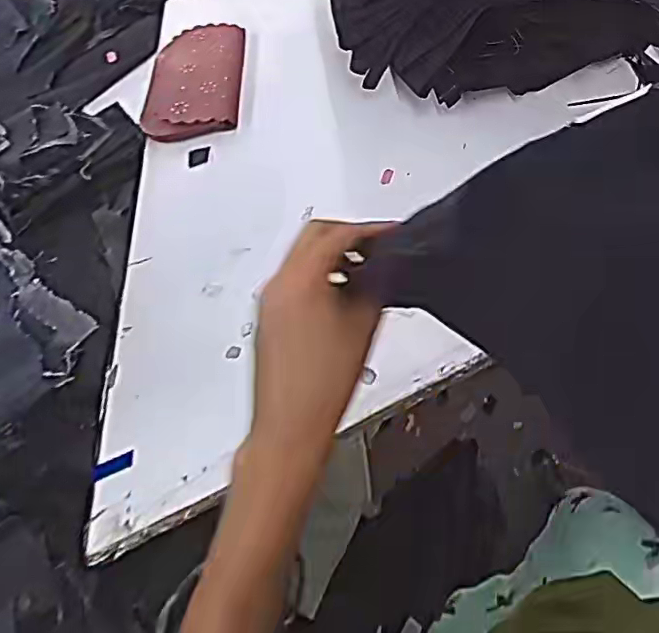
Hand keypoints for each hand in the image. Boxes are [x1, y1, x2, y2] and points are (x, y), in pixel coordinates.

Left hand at [247, 221, 390, 461]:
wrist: (290, 428)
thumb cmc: (320, 387)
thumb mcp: (364, 322)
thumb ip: (376, 283)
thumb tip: (383, 266)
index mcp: (300, 280)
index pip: (337, 233)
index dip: (370, 230)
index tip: (390, 233)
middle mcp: (278, 286)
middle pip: (314, 233)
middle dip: (349, 233)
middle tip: (377, 242)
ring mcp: (269, 301)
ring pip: (303, 254)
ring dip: (333, 252)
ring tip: (365, 265)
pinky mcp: (269, 316)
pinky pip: (295, 277)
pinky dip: (320, 271)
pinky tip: (343, 288)